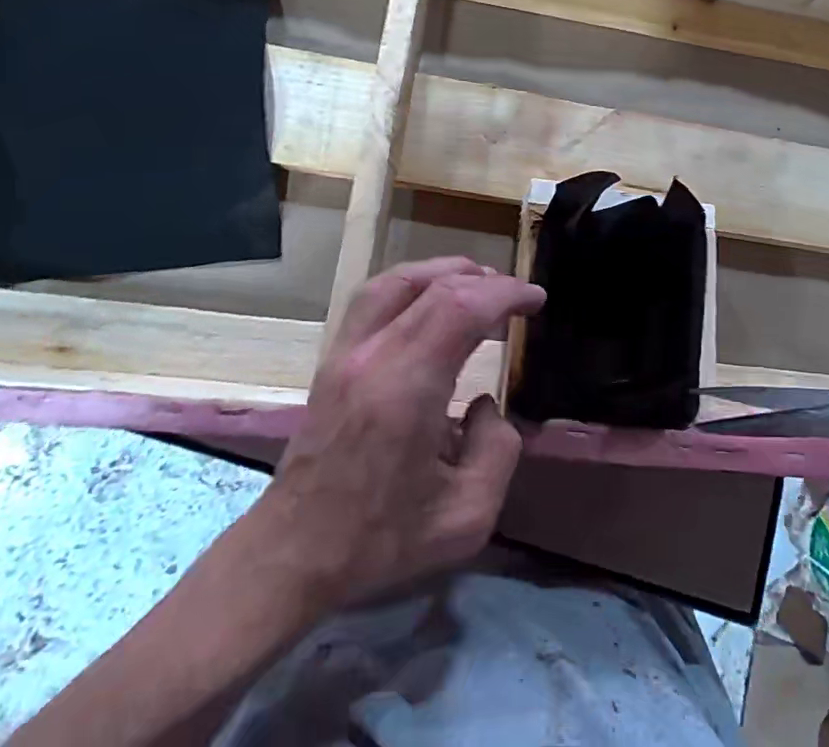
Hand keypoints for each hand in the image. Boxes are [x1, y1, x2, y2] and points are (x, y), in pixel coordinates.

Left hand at [252, 256, 544, 604]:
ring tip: (480, 284)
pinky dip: (413, 286)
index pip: (461, 308)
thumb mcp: (467, 513)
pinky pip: (373, 300)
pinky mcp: (332, 364)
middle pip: (434, 287)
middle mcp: (372, 358)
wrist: (291, 556)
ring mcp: (345, 356)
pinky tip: (433, 302)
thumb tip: (486, 405)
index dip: (506, 294)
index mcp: (407, 389)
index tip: (536, 300)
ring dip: (444, 273)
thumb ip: (498, 449)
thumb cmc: (381, 540)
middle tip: (518, 296)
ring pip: (395, 282)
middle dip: (486, 281)